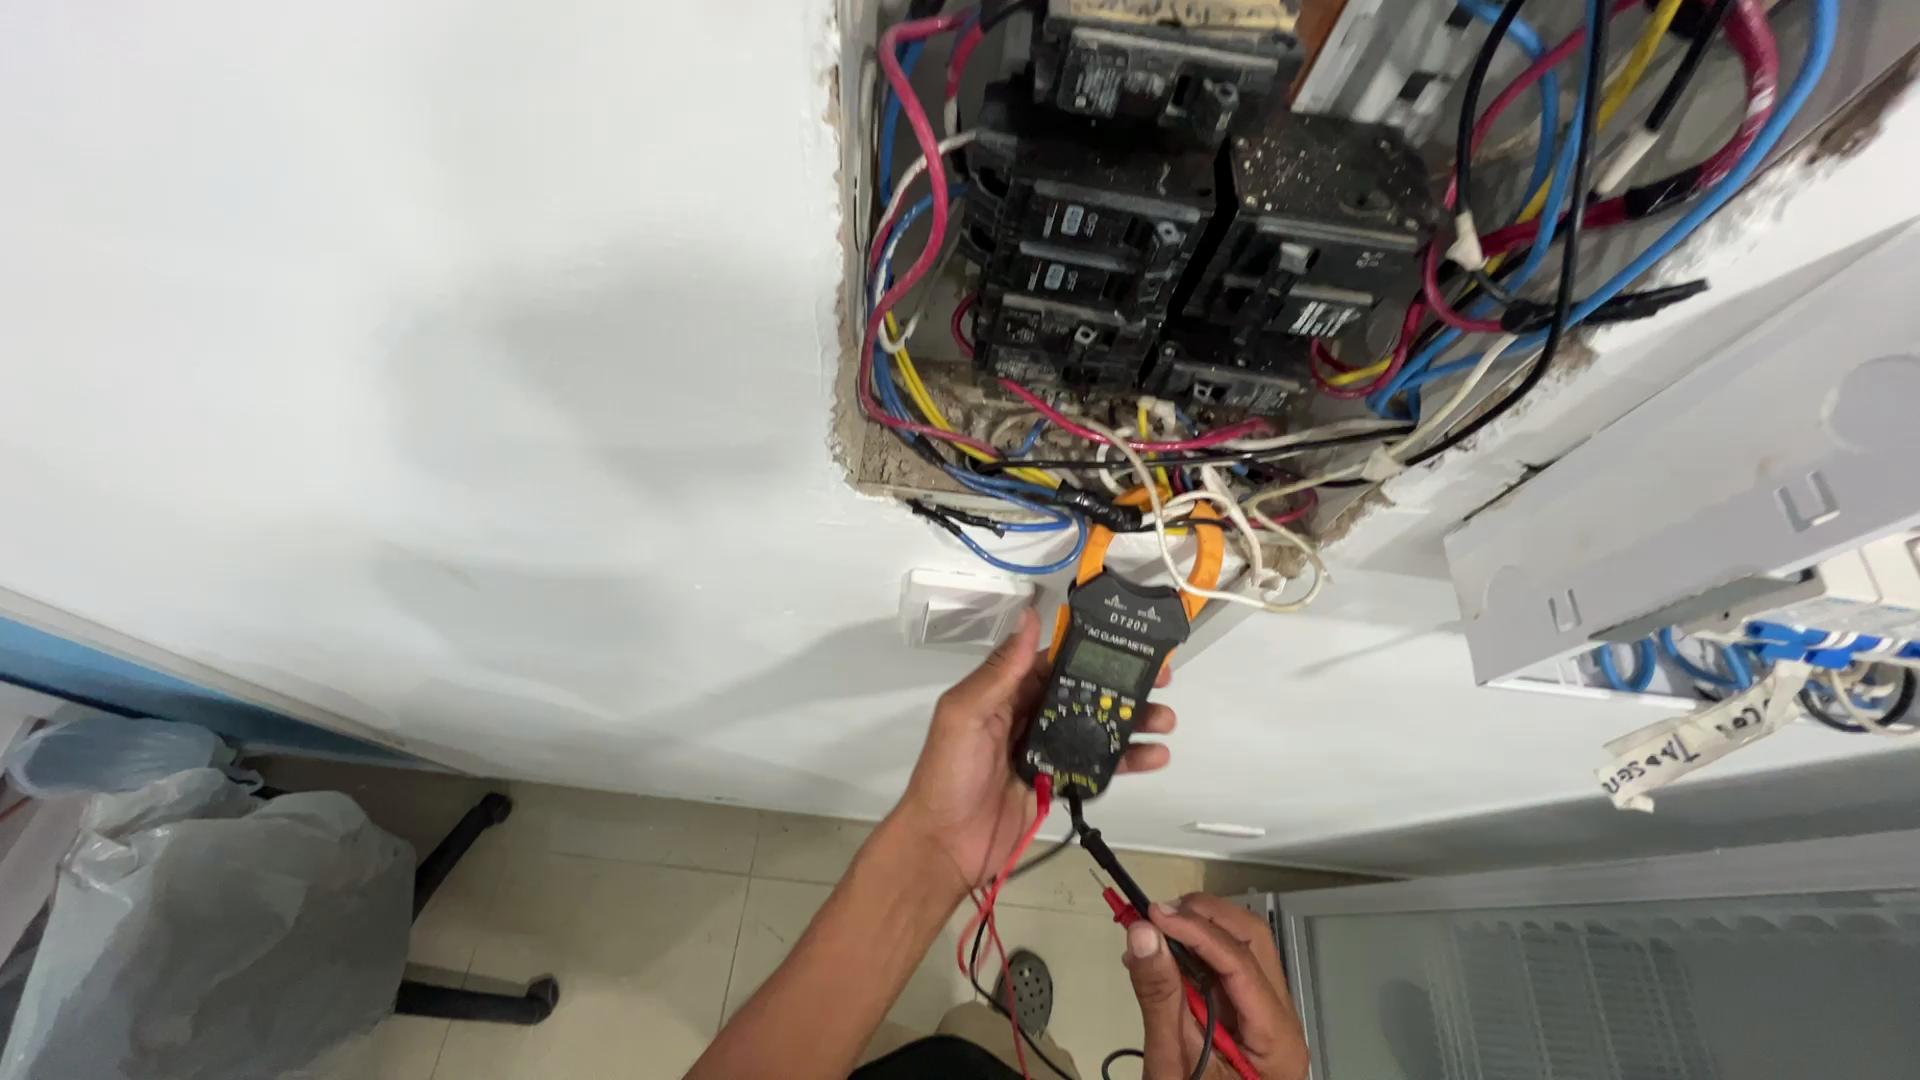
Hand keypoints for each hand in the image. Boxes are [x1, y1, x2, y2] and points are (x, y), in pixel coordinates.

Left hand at [891, 607, 1175, 894]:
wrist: (944, 846)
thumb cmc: (948, 774)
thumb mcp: (965, 714)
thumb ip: (1000, 671)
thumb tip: (1028, 618)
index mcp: (1003, 692)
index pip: (1051, 661)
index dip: (1088, 650)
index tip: (1126, 641)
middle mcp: (1026, 715)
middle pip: (1080, 692)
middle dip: (1120, 685)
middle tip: (1161, 679)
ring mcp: (1044, 750)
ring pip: (1094, 726)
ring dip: (1130, 721)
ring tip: (1165, 719)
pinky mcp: (1056, 783)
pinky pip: (1096, 765)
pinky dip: (1126, 760)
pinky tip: (1154, 755)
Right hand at [1122, 894, 1309, 1079]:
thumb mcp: (1171, 1065)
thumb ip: (1159, 995)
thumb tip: (1142, 930)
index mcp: (1277, 1040)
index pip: (1240, 962)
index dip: (1196, 930)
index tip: (1150, 914)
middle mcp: (1283, 1019)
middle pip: (1253, 940)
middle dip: (1204, 917)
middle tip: (1155, 915)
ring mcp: (1267, 1014)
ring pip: (1244, 944)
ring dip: (1200, 926)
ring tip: (1155, 930)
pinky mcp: (1246, 1014)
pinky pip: (1227, 963)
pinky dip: (1194, 947)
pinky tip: (1161, 954)